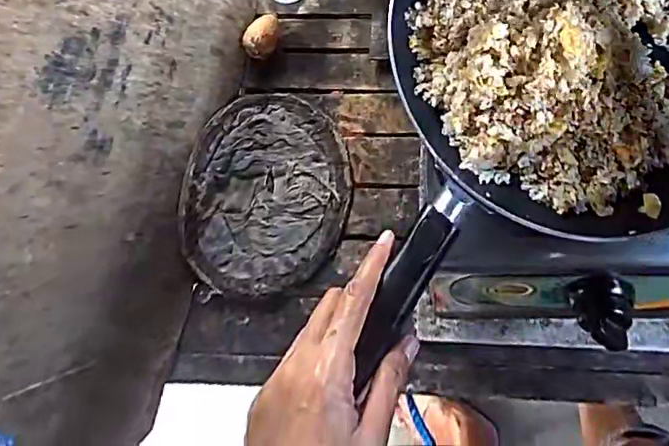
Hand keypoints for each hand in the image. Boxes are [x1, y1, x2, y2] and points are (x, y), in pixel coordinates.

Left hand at [245, 231, 417, 445]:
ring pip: (310, 330)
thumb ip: (390, 382)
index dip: (373, 264)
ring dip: (335, 331)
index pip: (354, 299)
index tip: (384, 242)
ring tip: (356, 371)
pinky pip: (292, 357)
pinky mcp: (262, 399)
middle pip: (330, 305)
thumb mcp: (369, 438)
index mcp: (326, 372)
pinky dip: (314, 356)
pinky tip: (329, 391)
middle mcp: (293, 368)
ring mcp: (273, 383)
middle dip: (356, 300)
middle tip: (381, 319)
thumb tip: (407, 345)